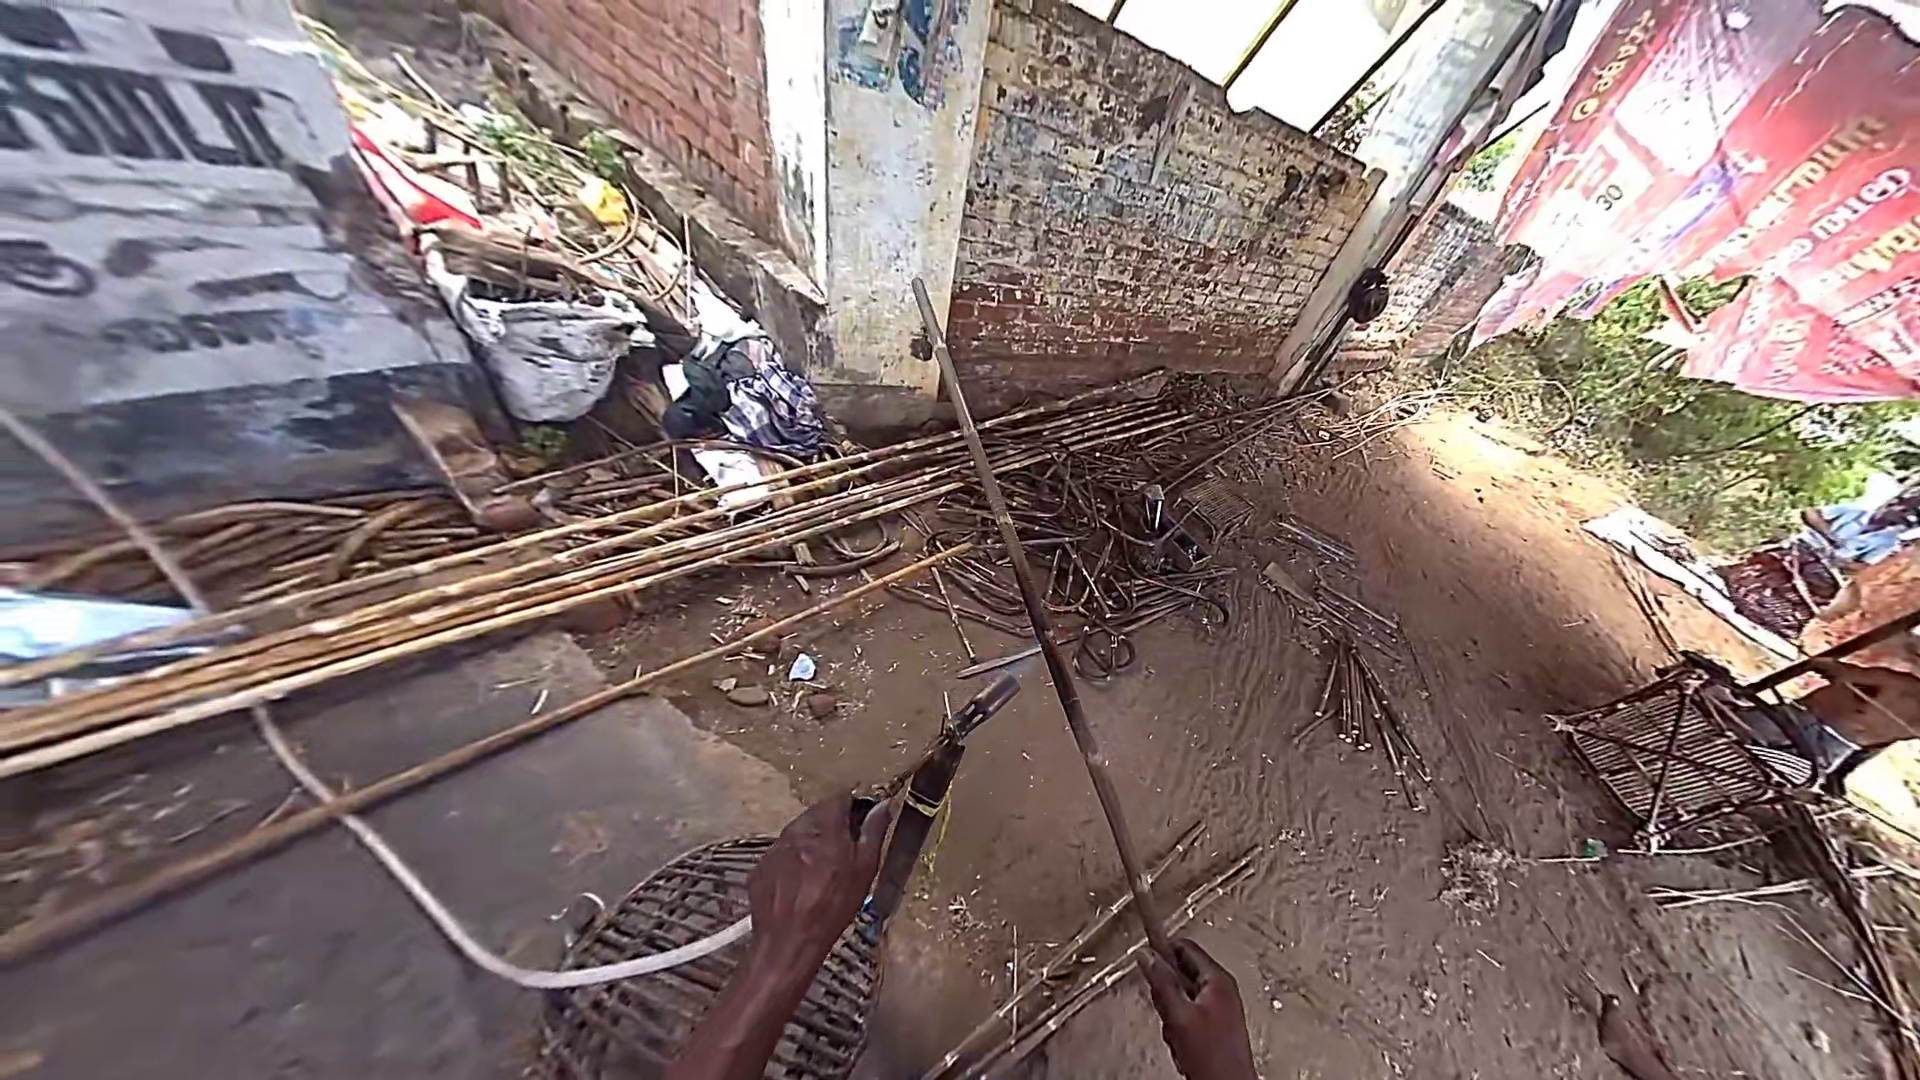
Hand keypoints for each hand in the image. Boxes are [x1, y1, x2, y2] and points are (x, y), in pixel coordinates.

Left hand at [747, 793, 891, 975]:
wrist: (789, 944)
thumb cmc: (834, 906)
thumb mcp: (864, 869)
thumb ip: (874, 830)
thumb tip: (885, 803)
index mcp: (826, 826)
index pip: (840, 799)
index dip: (852, 810)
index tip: (857, 827)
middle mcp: (798, 829)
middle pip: (818, 814)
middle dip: (831, 826)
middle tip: (841, 854)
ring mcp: (776, 846)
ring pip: (799, 832)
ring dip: (811, 842)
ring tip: (819, 872)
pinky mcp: (761, 865)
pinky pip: (782, 852)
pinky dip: (792, 860)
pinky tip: (799, 883)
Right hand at [1140, 938, 1258, 1079]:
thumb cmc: (1214, 1060)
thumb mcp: (1179, 1015)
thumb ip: (1161, 981)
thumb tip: (1146, 954)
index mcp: (1218, 980)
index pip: (1183, 946)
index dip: (1162, 951)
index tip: (1146, 958)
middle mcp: (1221, 990)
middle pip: (1180, 972)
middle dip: (1167, 991)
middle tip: (1166, 1008)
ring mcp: (1219, 1010)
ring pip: (1181, 995)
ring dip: (1171, 1012)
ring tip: (1176, 1031)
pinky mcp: (1214, 1027)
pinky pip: (1186, 1013)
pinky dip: (1179, 1026)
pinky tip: (1182, 1043)